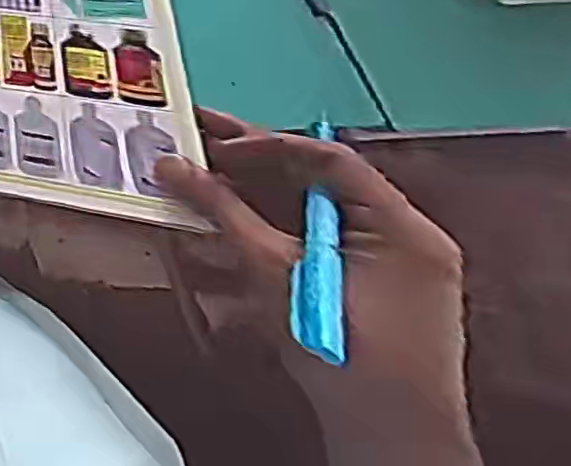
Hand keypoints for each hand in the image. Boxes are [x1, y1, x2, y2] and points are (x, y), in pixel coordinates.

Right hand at [156, 109, 478, 465]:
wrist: (386, 435)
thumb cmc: (339, 343)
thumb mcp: (272, 267)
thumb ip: (221, 208)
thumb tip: (170, 164)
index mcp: (400, 226)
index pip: (330, 158)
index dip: (268, 143)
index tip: (217, 145)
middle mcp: (396, 235)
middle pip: (314, 177)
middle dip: (250, 159)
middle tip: (195, 136)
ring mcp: (379, 260)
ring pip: (304, 203)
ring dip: (248, 186)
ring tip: (196, 167)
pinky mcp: (357, 280)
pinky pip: (304, 231)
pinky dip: (261, 216)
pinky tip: (219, 207)